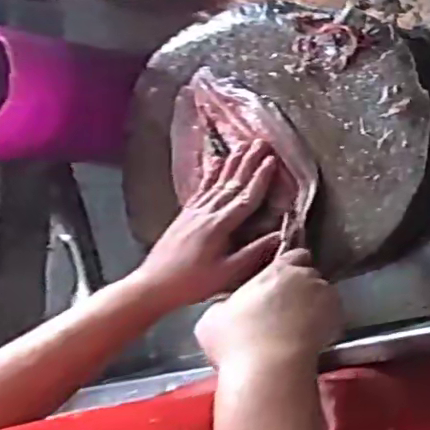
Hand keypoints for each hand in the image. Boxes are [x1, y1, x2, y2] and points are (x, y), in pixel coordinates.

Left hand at [129, 140, 282, 312]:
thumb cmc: (191, 284)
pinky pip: (201, 188)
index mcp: (219, 226)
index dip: (261, 178)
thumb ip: (253, 253)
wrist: (149, 287)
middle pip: (232, 183)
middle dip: (248, 161)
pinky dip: (210, 173)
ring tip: (243, 145)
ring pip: (217, 182)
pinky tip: (215, 162)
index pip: (245, 197)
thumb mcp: (226, 273)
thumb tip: (280, 234)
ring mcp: (194, 212)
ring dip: (232, 162)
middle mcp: (207, 213)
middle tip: (262, 142)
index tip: (272, 160)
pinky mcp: (185, 215)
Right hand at [195, 248, 343, 375]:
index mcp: (277, 271)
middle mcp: (306, 276)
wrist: (269, 368)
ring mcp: (325, 293)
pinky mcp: (338, 313)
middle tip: (286, 311)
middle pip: (308, 275)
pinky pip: (332, 312)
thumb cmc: (236, 343)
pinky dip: (325, 321)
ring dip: (314, 304)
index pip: (294, 256)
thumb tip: (230, 305)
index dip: (290, 268)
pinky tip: (309, 337)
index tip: (282, 283)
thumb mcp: (213, 319)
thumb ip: (227, 303)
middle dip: (300, 288)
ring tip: (298, 327)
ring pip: (322, 293)